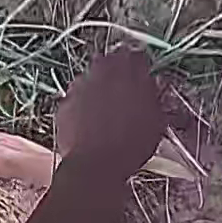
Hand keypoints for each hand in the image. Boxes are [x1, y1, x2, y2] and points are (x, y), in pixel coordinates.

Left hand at [55, 48, 163, 177]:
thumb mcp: (156, 121)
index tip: (142, 82)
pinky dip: (80, 109)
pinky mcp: (64, 103)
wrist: (96, 165)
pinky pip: (75, 101)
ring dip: (97, 92)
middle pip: (110, 64)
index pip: (137, 57)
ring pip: (90, 81)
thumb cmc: (129, 146)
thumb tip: (153, 93)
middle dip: (116, 77)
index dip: (140, 71)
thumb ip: (155, 98)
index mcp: (130, 68)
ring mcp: (79, 85)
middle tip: (123, 98)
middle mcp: (102, 69)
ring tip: (105, 116)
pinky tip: (89, 127)